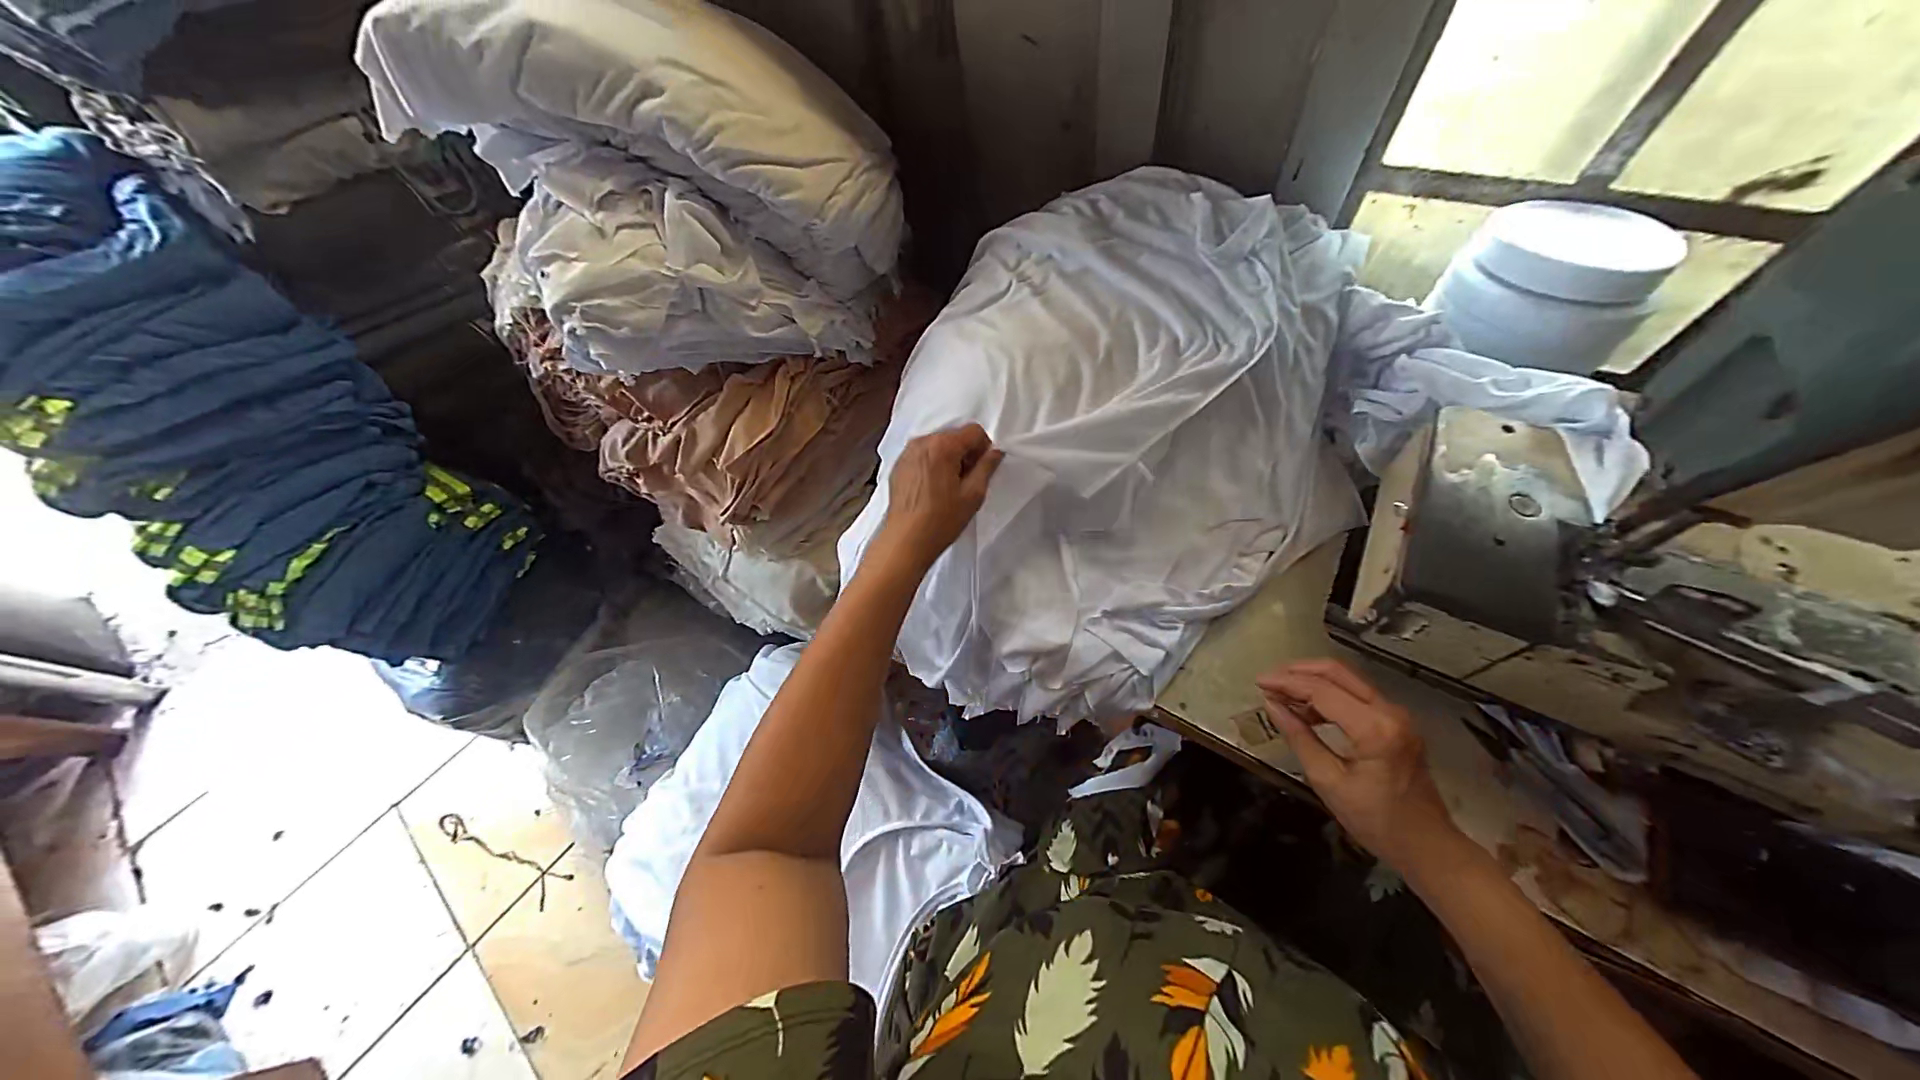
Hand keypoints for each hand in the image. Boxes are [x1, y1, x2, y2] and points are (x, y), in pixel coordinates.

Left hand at [875, 424, 1002, 570]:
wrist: (906, 541)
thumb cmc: (939, 521)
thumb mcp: (973, 494)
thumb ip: (987, 467)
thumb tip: (995, 453)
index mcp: (942, 446)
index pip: (973, 431)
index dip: (984, 447)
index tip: (984, 467)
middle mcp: (921, 444)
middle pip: (954, 436)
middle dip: (965, 453)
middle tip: (969, 480)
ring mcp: (907, 454)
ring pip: (938, 445)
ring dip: (949, 459)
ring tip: (951, 487)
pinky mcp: (898, 467)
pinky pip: (922, 456)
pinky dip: (932, 466)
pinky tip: (935, 489)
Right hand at [1257, 658, 1463, 872]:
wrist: (1427, 845)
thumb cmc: (1377, 821)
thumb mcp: (1327, 781)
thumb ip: (1299, 738)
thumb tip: (1273, 706)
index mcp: (1375, 729)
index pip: (1322, 690)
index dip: (1287, 682)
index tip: (1260, 683)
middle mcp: (1390, 713)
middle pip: (1338, 672)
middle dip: (1298, 671)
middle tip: (1268, 681)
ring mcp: (1397, 716)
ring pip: (1348, 680)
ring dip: (1312, 681)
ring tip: (1281, 695)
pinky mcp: (1396, 723)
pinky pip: (1357, 695)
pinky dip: (1328, 694)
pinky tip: (1306, 709)